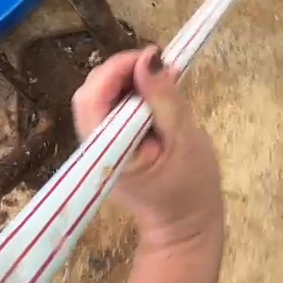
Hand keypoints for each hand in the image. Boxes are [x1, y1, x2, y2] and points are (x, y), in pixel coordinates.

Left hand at [73, 46, 224, 250]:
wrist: (187, 226)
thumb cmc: (189, 186)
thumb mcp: (183, 138)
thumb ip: (164, 97)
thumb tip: (149, 57)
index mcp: (106, 148)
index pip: (92, 97)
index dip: (117, 68)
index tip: (153, 56)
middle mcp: (95, 144)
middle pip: (92, 93)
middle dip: (123, 70)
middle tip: (161, 65)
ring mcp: (103, 144)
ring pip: (102, 97)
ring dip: (130, 80)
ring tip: (164, 77)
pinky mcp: (115, 143)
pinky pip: (114, 109)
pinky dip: (134, 93)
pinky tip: (158, 94)